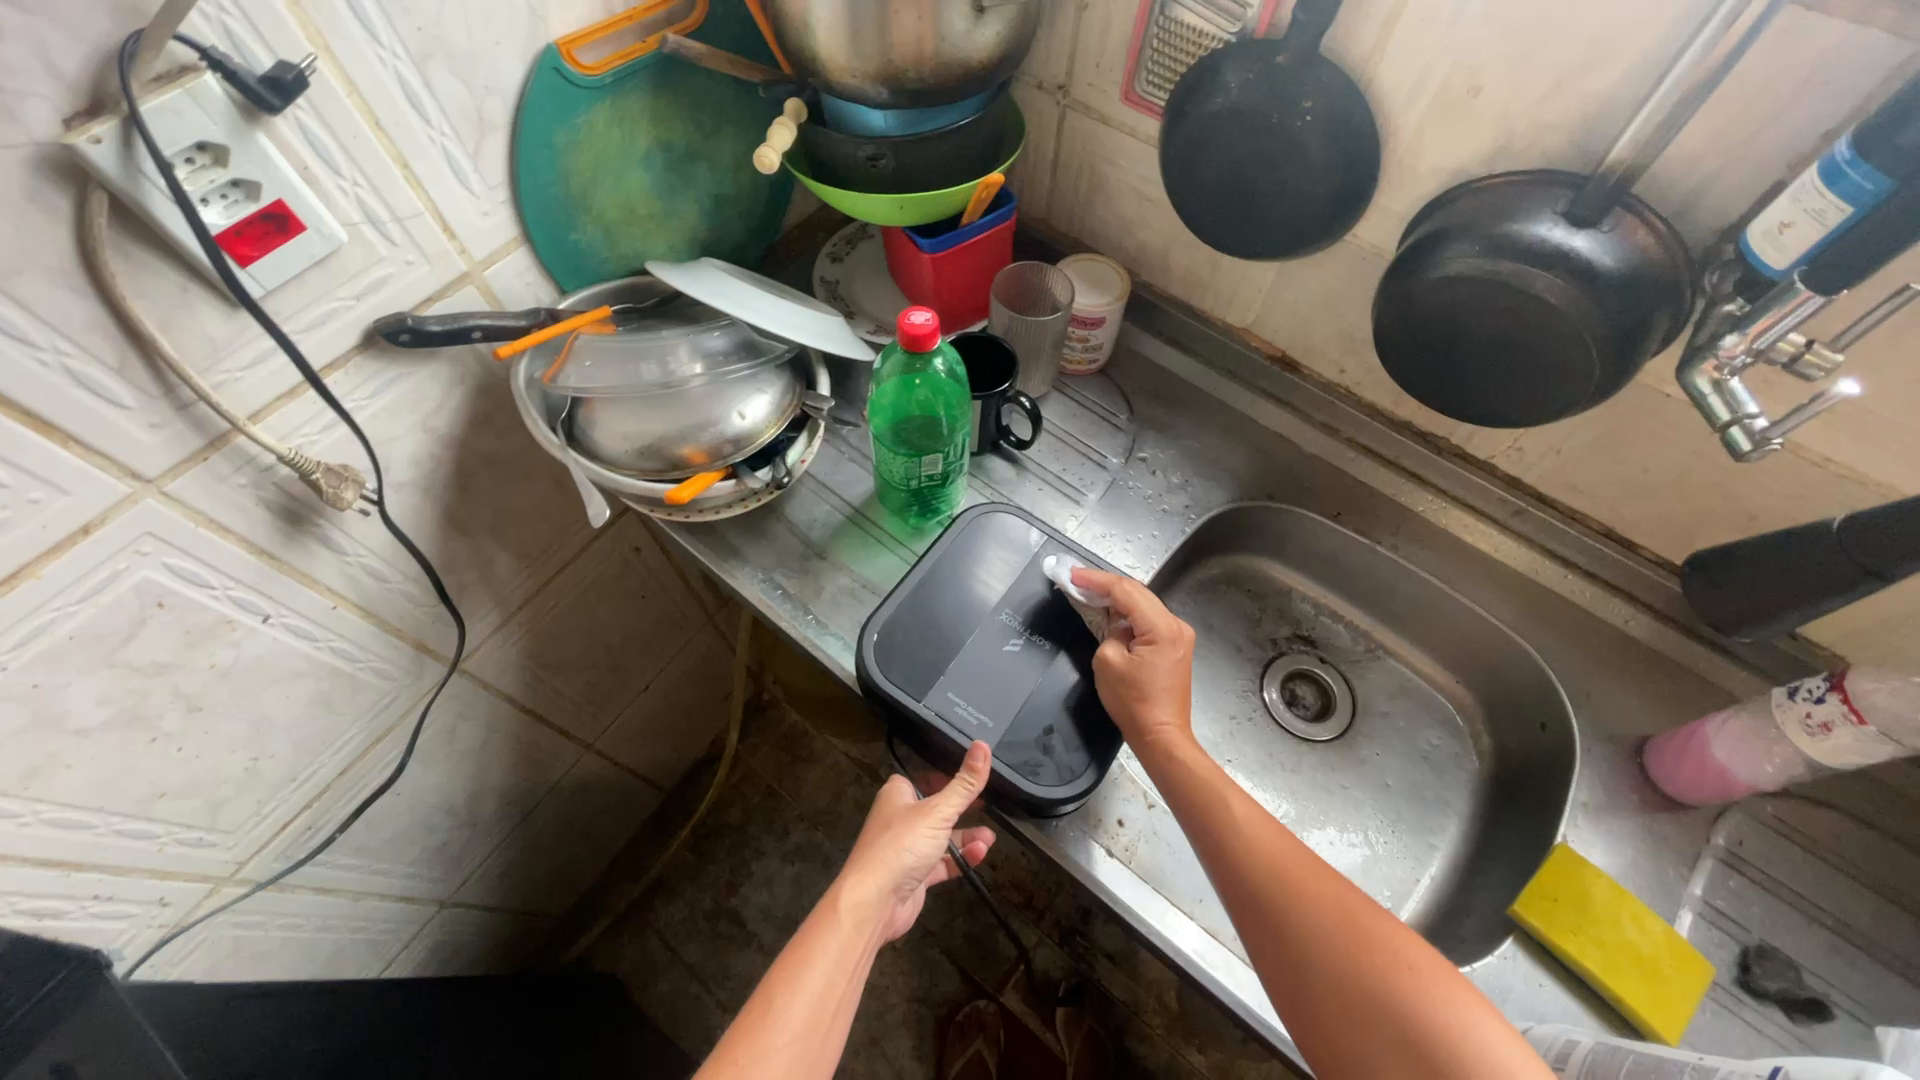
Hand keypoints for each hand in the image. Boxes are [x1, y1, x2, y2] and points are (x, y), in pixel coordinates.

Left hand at [835, 740, 996, 943]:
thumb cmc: (901, 845)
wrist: (874, 902)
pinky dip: (960, 859)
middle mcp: (900, 817)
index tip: (974, 777)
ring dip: (966, 837)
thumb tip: (983, 745)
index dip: (947, 777)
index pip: (925, 777)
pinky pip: (942, 862)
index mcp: (898, 794)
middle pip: (937, 808)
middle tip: (987, 807)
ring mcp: (907, 848)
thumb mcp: (938, 810)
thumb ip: (964, 783)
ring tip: (989, 839)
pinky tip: (978, 855)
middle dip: (963, 810)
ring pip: (942, 837)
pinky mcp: (915, 874)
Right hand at [1071, 567, 1195, 751]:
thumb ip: (1108, 631)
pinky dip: (1128, 614)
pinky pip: (1149, 620)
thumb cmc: (1133, 703)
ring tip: (1089, 593)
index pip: (1125, 591)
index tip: (1072, 575)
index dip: (1096, 580)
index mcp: (1162, 627)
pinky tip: (1110, 614)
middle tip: (1076, 580)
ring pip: (1144, 605)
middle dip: (1106, 586)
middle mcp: (1176, 625)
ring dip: (1117, 600)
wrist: (1161, 735)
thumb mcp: (1108, 662)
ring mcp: (1179, 635)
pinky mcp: (1175, 646)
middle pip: (1138, 593)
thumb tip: (1116, 625)